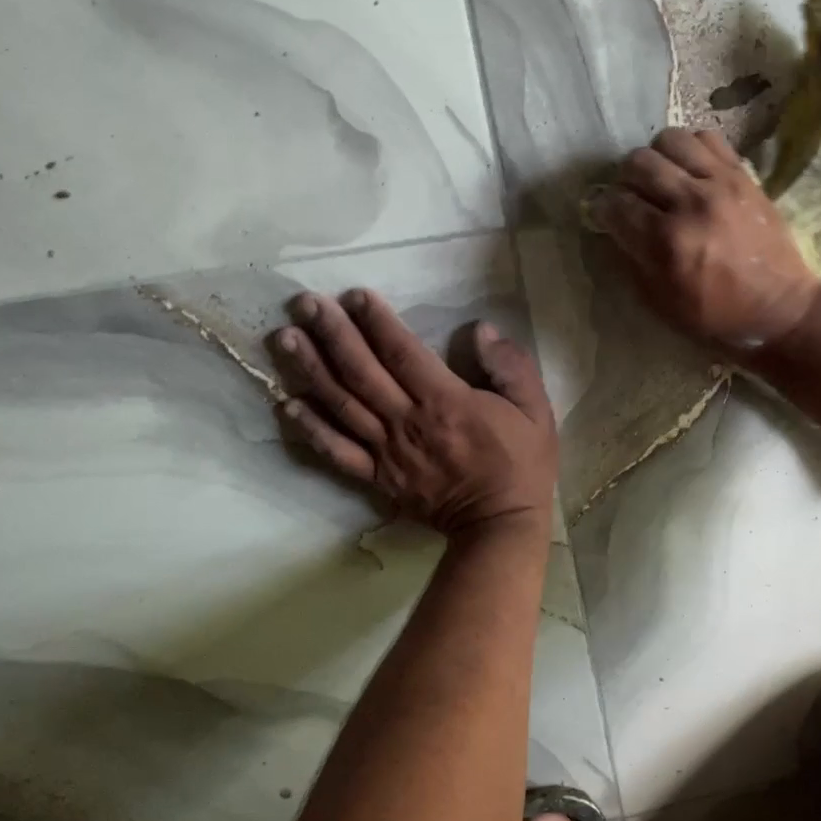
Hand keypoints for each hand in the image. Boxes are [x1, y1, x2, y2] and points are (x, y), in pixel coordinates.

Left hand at [273, 291, 557, 536]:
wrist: (500, 525)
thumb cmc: (521, 464)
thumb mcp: (535, 410)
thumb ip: (511, 366)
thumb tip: (481, 330)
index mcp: (446, 402)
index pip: (402, 352)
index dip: (377, 321)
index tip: (354, 294)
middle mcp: (408, 422)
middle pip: (362, 372)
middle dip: (332, 334)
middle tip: (304, 303)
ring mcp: (387, 451)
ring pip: (342, 405)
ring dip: (310, 370)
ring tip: (284, 338)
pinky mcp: (378, 477)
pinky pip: (337, 452)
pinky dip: (310, 429)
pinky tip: (287, 404)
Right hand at [589, 128, 820, 353]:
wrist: (779, 308)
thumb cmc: (716, 316)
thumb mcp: (661, 303)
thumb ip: (633, 260)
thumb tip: (615, 226)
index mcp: (666, 243)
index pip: (616, 204)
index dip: (605, 209)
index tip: (609, 216)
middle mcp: (690, 204)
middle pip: (639, 163)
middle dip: (627, 180)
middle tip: (636, 197)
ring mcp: (720, 184)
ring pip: (670, 140)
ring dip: (659, 158)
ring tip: (664, 179)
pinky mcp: (742, 175)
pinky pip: (708, 138)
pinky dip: (693, 149)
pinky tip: (692, 171)